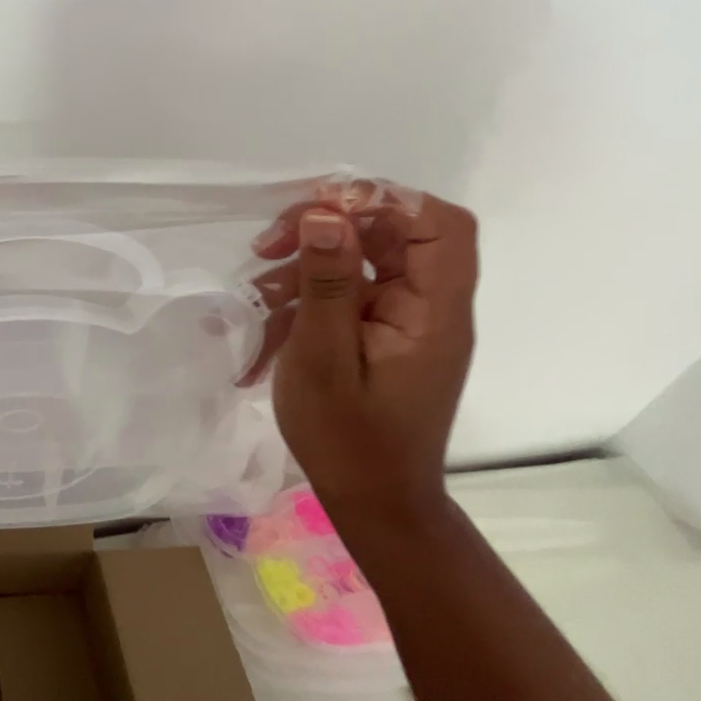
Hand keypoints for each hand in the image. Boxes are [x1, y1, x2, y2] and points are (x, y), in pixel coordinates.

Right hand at [243, 190, 479, 517]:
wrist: (373, 500)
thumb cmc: (347, 437)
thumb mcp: (322, 357)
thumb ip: (328, 283)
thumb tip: (325, 213)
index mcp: (433, 310)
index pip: (439, 225)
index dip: (384, 200)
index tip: (318, 211)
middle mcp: (430, 305)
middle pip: (395, 231)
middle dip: (328, 225)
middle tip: (270, 243)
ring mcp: (407, 319)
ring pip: (365, 257)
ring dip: (309, 260)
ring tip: (260, 286)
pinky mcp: (384, 332)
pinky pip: (350, 290)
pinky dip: (309, 292)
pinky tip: (271, 317)